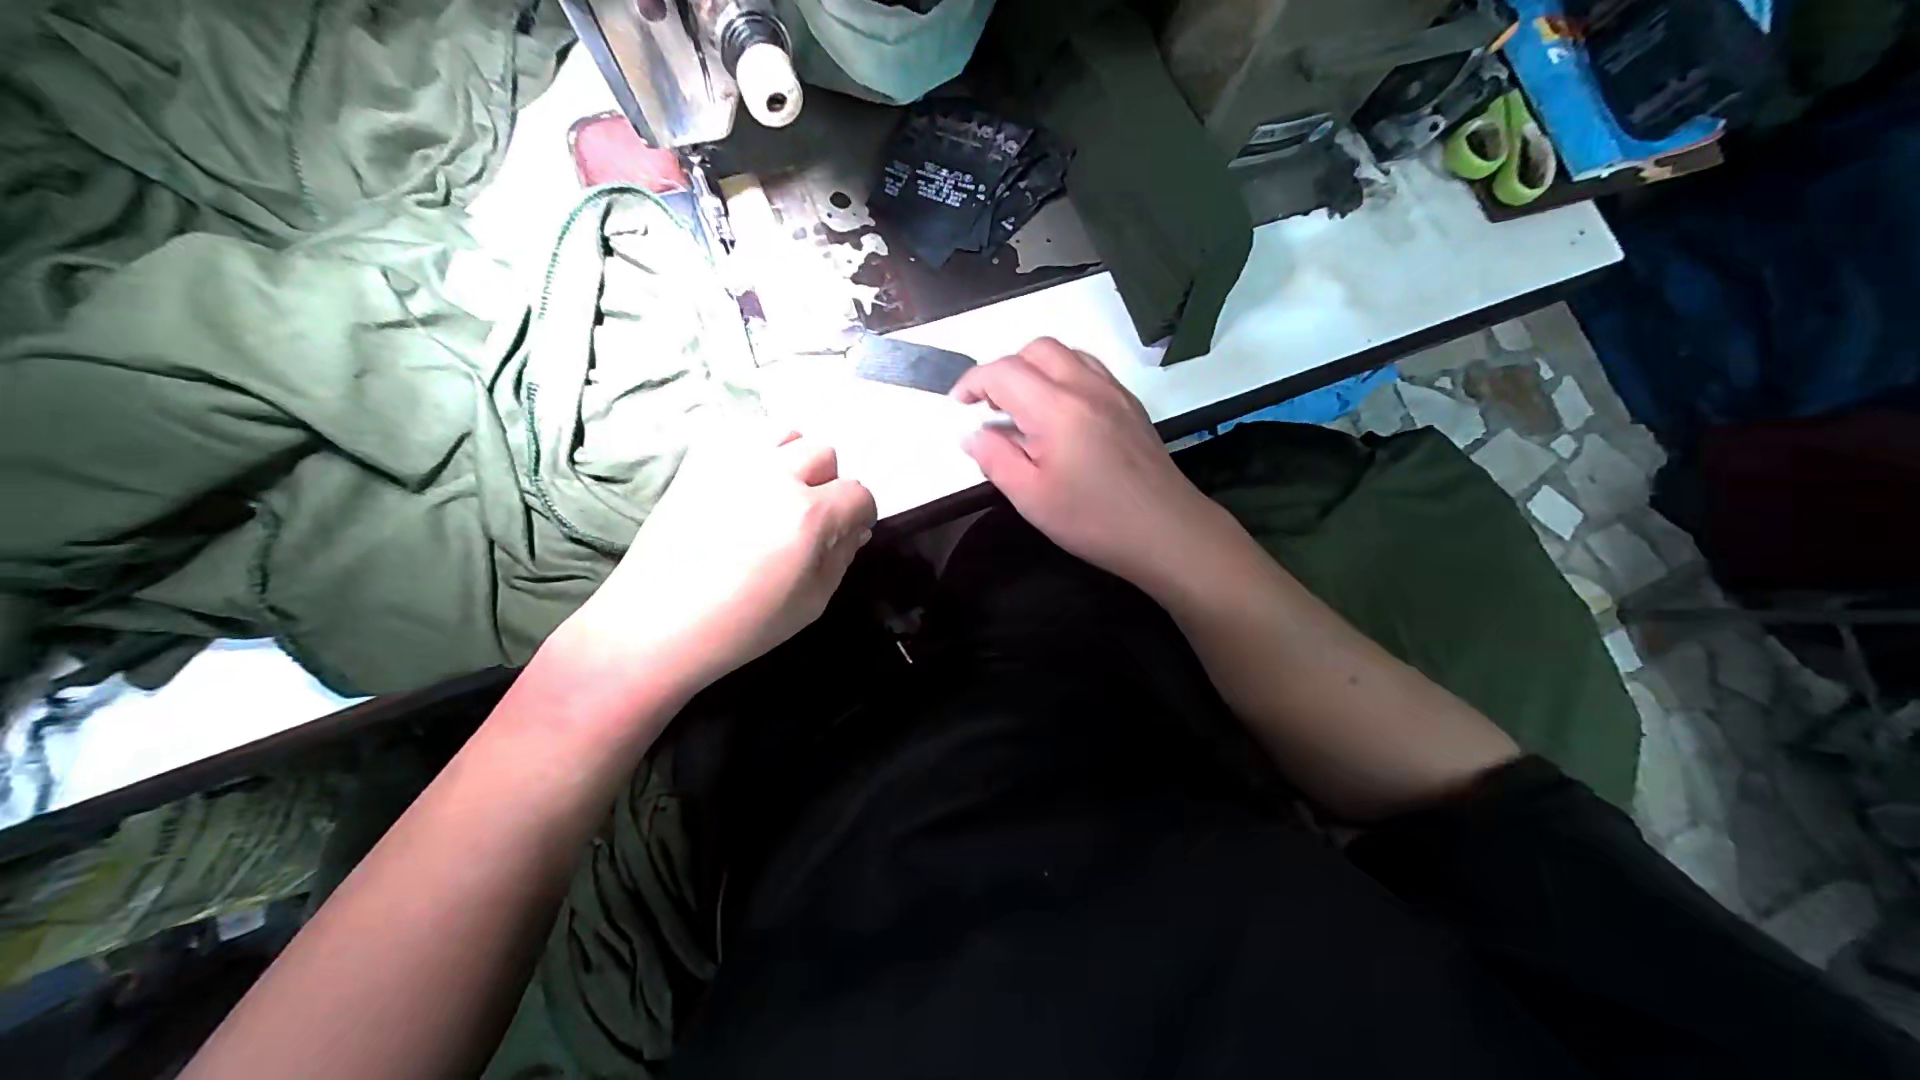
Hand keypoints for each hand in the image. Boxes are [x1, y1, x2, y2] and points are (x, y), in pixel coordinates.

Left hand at [560, 423, 876, 695]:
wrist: (656, 624)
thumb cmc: (741, 625)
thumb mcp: (812, 602)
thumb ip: (841, 556)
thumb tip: (853, 528)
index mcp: (808, 516)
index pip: (858, 493)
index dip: (859, 515)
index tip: (848, 531)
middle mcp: (775, 476)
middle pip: (824, 453)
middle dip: (826, 484)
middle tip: (808, 516)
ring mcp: (733, 463)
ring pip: (785, 432)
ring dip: (792, 458)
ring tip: (778, 490)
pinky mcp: (699, 461)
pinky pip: (741, 433)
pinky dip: (754, 450)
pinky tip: (746, 482)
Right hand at [953, 338, 1223, 589]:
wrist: (1166, 531)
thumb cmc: (1095, 520)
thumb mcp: (1030, 497)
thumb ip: (994, 458)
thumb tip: (972, 435)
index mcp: (1057, 408)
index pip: (1003, 372)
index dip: (972, 383)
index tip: (959, 405)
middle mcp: (1087, 387)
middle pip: (1036, 350)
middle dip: (1004, 370)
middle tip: (990, 407)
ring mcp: (1113, 392)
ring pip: (1066, 354)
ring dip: (1035, 369)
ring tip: (1023, 408)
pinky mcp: (1130, 405)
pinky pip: (1089, 370)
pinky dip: (1063, 376)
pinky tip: (1059, 415)